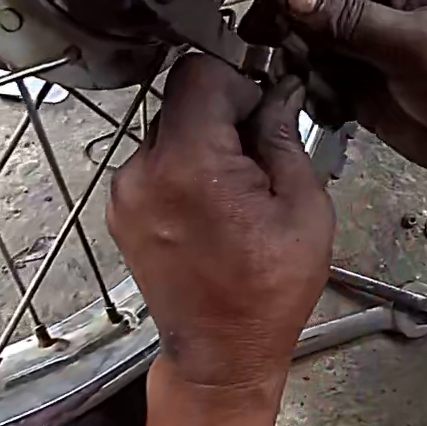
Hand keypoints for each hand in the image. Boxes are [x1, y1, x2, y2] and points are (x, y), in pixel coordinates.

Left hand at [107, 55, 333, 405]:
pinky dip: (183, 172)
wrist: (222, 352)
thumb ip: (284, 139)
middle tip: (257, 162)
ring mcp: (125, 195)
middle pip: (181, 102)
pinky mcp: (122, 213)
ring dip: (203, 147)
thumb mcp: (304, 210)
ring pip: (167, 133)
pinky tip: (212, 210)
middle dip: (223, 119)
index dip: (238, 84)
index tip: (260, 115)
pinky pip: (154, 166)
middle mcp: (142, 172)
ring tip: (235, 195)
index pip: (199, 73)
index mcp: (189, 164)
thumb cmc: (268, 292)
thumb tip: (276, 97)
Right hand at [242, 0, 426, 181]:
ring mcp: (363, 59)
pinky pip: (323, 90)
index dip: (288, 0)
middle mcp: (369, 17)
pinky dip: (318, 100)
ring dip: (304, 74)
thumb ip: (351, 19)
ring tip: (319, 92)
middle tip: (290, 68)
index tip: (263, 29)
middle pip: (309, 19)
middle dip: (293, 41)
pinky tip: (332, 112)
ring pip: (310, 57)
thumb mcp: (413, 41)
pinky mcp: (360, 96)